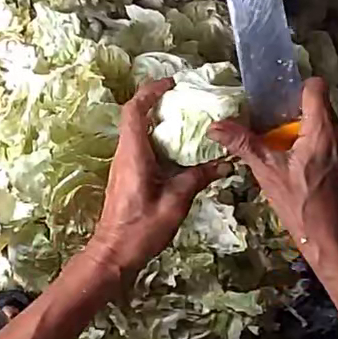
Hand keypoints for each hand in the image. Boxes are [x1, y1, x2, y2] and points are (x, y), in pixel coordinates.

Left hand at [84, 79, 228, 279]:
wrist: (113, 254)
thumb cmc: (141, 229)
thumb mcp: (175, 203)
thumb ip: (197, 178)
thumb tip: (223, 164)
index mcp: (133, 154)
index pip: (135, 111)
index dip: (150, 91)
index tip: (171, 84)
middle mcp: (124, 155)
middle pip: (135, 117)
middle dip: (157, 102)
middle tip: (184, 99)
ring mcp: (123, 166)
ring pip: (137, 132)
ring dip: (158, 122)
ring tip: (187, 120)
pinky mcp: (127, 177)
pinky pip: (141, 148)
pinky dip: (159, 140)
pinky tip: (179, 150)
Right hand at [210, 78, 337, 270]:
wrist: (331, 239)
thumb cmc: (300, 204)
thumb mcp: (267, 172)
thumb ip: (244, 144)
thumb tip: (215, 126)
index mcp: (322, 130)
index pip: (316, 87)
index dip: (297, 87)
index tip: (278, 100)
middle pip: (319, 108)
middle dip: (295, 113)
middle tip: (273, 127)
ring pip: (325, 127)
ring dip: (305, 132)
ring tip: (284, 148)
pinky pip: (332, 144)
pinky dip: (315, 147)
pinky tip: (299, 166)